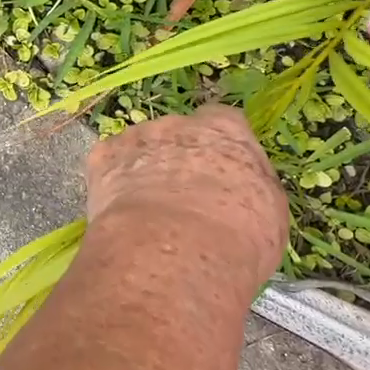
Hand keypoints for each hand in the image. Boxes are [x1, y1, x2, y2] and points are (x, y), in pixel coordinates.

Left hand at [85, 105, 288, 280]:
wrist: (173, 247)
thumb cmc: (235, 237)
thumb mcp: (268, 210)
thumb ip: (249, 181)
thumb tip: (238, 182)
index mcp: (225, 131)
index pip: (222, 122)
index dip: (218, 146)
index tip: (219, 169)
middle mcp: (177, 124)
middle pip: (176, 134)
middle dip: (177, 158)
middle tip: (181, 196)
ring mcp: (135, 137)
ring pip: (139, 148)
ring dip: (143, 168)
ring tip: (148, 209)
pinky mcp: (101, 155)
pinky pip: (109, 163)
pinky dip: (113, 181)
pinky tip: (122, 208)